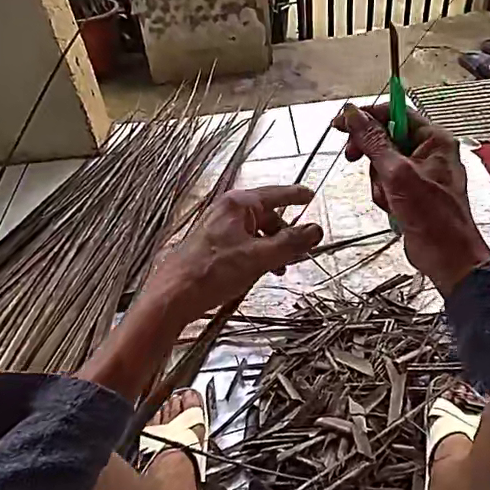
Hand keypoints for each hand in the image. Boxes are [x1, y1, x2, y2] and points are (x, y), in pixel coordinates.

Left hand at [136, 185, 324, 327]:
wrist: (174, 295)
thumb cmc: (211, 272)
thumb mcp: (259, 257)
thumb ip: (290, 243)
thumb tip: (315, 230)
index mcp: (237, 205)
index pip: (274, 194)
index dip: (294, 195)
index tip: (309, 195)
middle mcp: (226, 211)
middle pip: (266, 215)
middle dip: (285, 232)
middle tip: (302, 247)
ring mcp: (218, 228)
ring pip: (255, 232)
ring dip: (272, 247)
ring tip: (282, 266)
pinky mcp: (212, 246)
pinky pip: (243, 243)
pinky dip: (257, 254)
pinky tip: (260, 271)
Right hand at [333, 103, 489, 293]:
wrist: (447, 257)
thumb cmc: (435, 217)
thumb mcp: (398, 173)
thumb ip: (373, 141)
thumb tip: (354, 115)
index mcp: (434, 140)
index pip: (396, 113)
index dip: (367, 116)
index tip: (342, 122)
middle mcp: (429, 153)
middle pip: (385, 138)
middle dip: (371, 156)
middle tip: (353, 157)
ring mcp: (419, 174)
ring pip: (381, 164)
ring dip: (378, 181)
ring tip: (390, 197)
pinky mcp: (411, 193)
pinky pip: (385, 184)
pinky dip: (383, 195)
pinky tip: (393, 208)